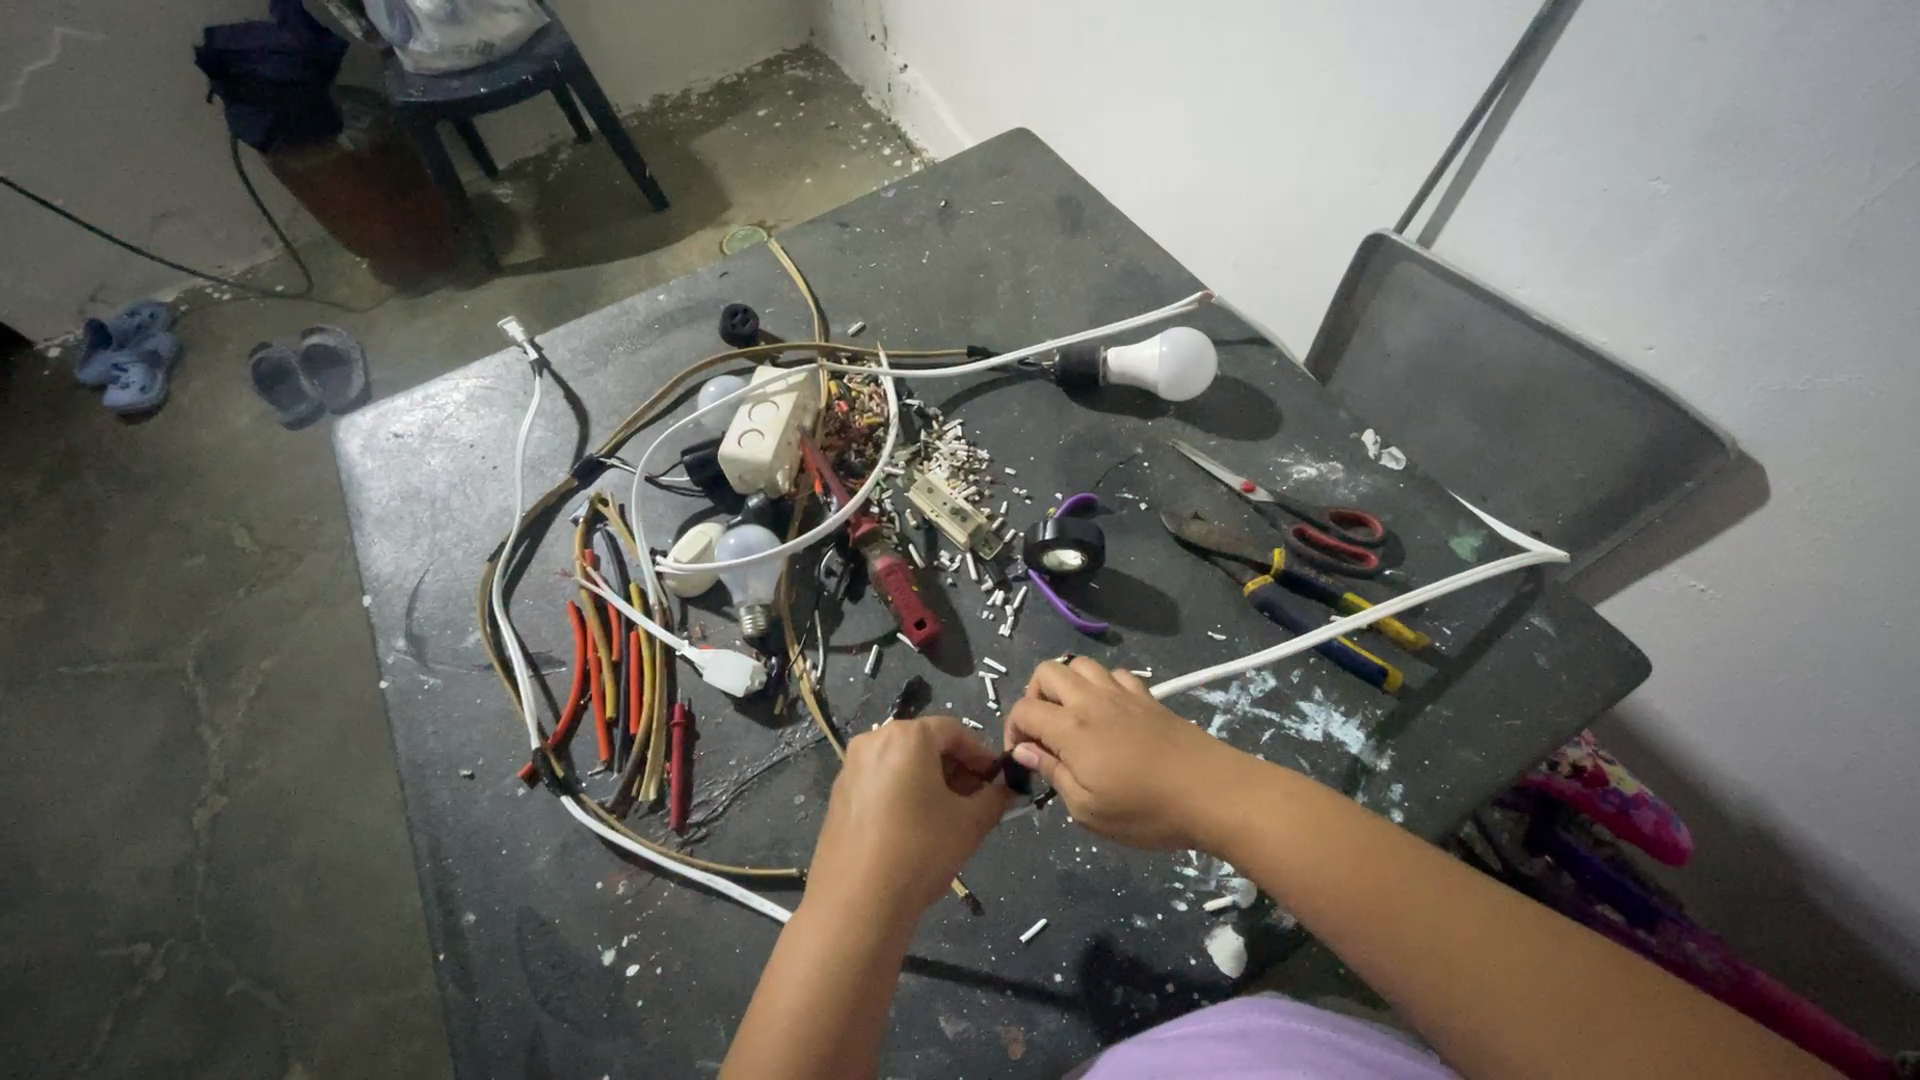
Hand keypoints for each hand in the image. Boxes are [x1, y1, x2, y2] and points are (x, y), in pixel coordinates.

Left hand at [804, 717, 1012, 926]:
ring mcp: (851, 768)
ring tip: (950, 816)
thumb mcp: (970, 823)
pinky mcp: (839, 796)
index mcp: (907, 736)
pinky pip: (881, 782)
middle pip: (925, 744)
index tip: (998, 780)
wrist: (857, 903)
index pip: (954, 731)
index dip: (981, 755)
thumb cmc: (921, 850)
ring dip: (930, 782)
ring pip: (902, 764)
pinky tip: (916, 828)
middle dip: (956, 768)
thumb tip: (1006, 790)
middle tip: (977, 799)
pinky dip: (903, 794)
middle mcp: (873, 741)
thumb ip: (994, 798)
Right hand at [1005, 658, 1245, 850]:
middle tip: (1043, 732)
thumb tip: (1024, 751)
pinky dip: (1102, 686)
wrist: (1212, 792)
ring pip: (1081, 665)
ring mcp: (1122, 694)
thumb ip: (1053, 774)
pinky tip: (1110, 714)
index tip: (1023, 757)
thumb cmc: (1145, 811)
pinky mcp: (1149, 697)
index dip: (1013, 730)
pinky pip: (1115, 674)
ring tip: (1073, 718)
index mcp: (1071, 728)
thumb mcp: (1087, 810)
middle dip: (1033, 696)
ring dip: (1067, 685)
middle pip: (1047, 672)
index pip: (1024, 710)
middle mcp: (1091, 700)